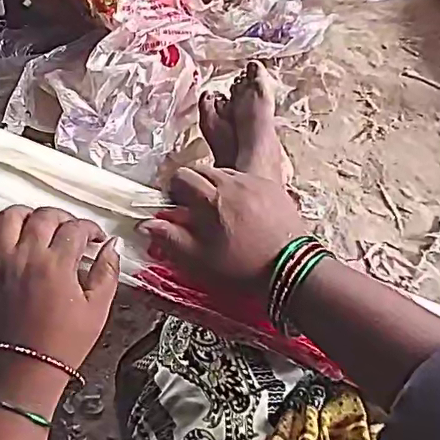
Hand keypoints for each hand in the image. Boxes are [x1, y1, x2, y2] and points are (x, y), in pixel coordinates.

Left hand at [0, 198, 118, 378]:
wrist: (25, 369)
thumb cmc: (62, 344)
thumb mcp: (97, 309)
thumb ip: (107, 272)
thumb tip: (111, 247)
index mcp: (57, 264)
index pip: (75, 229)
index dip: (89, 230)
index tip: (94, 238)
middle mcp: (26, 255)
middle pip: (44, 217)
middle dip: (63, 219)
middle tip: (71, 231)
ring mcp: (0, 261)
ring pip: (10, 218)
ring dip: (27, 213)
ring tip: (38, 222)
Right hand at [141, 163, 308, 296]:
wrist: (293, 270)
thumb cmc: (243, 267)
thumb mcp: (199, 259)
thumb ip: (169, 238)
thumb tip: (146, 224)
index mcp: (211, 199)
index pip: (182, 176)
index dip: (175, 189)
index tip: (178, 205)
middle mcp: (233, 183)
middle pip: (201, 169)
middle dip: (193, 184)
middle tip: (195, 206)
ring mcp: (255, 183)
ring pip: (224, 171)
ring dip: (215, 183)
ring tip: (219, 208)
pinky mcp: (274, 187)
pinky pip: (247, 177)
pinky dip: (237, 187)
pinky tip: (241, 208)